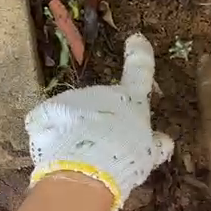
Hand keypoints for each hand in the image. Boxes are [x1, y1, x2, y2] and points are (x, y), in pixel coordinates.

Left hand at [26, 33, 173, 210]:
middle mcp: (100, 91)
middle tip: (102, 150)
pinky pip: (49, 124)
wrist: (84, 171)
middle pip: (101, 102)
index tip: (136, 39)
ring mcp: (70, 98)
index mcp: (130, 99)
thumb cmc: (124, 161)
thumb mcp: (148, 156)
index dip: (139, 54)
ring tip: (79, 159)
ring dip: (75, 131)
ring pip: (73, 114)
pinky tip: (58, 157)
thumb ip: (156, 146)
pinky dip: (52, 137)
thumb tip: (165, 142)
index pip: (139, 71)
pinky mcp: (44, 111)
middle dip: (100, 121)